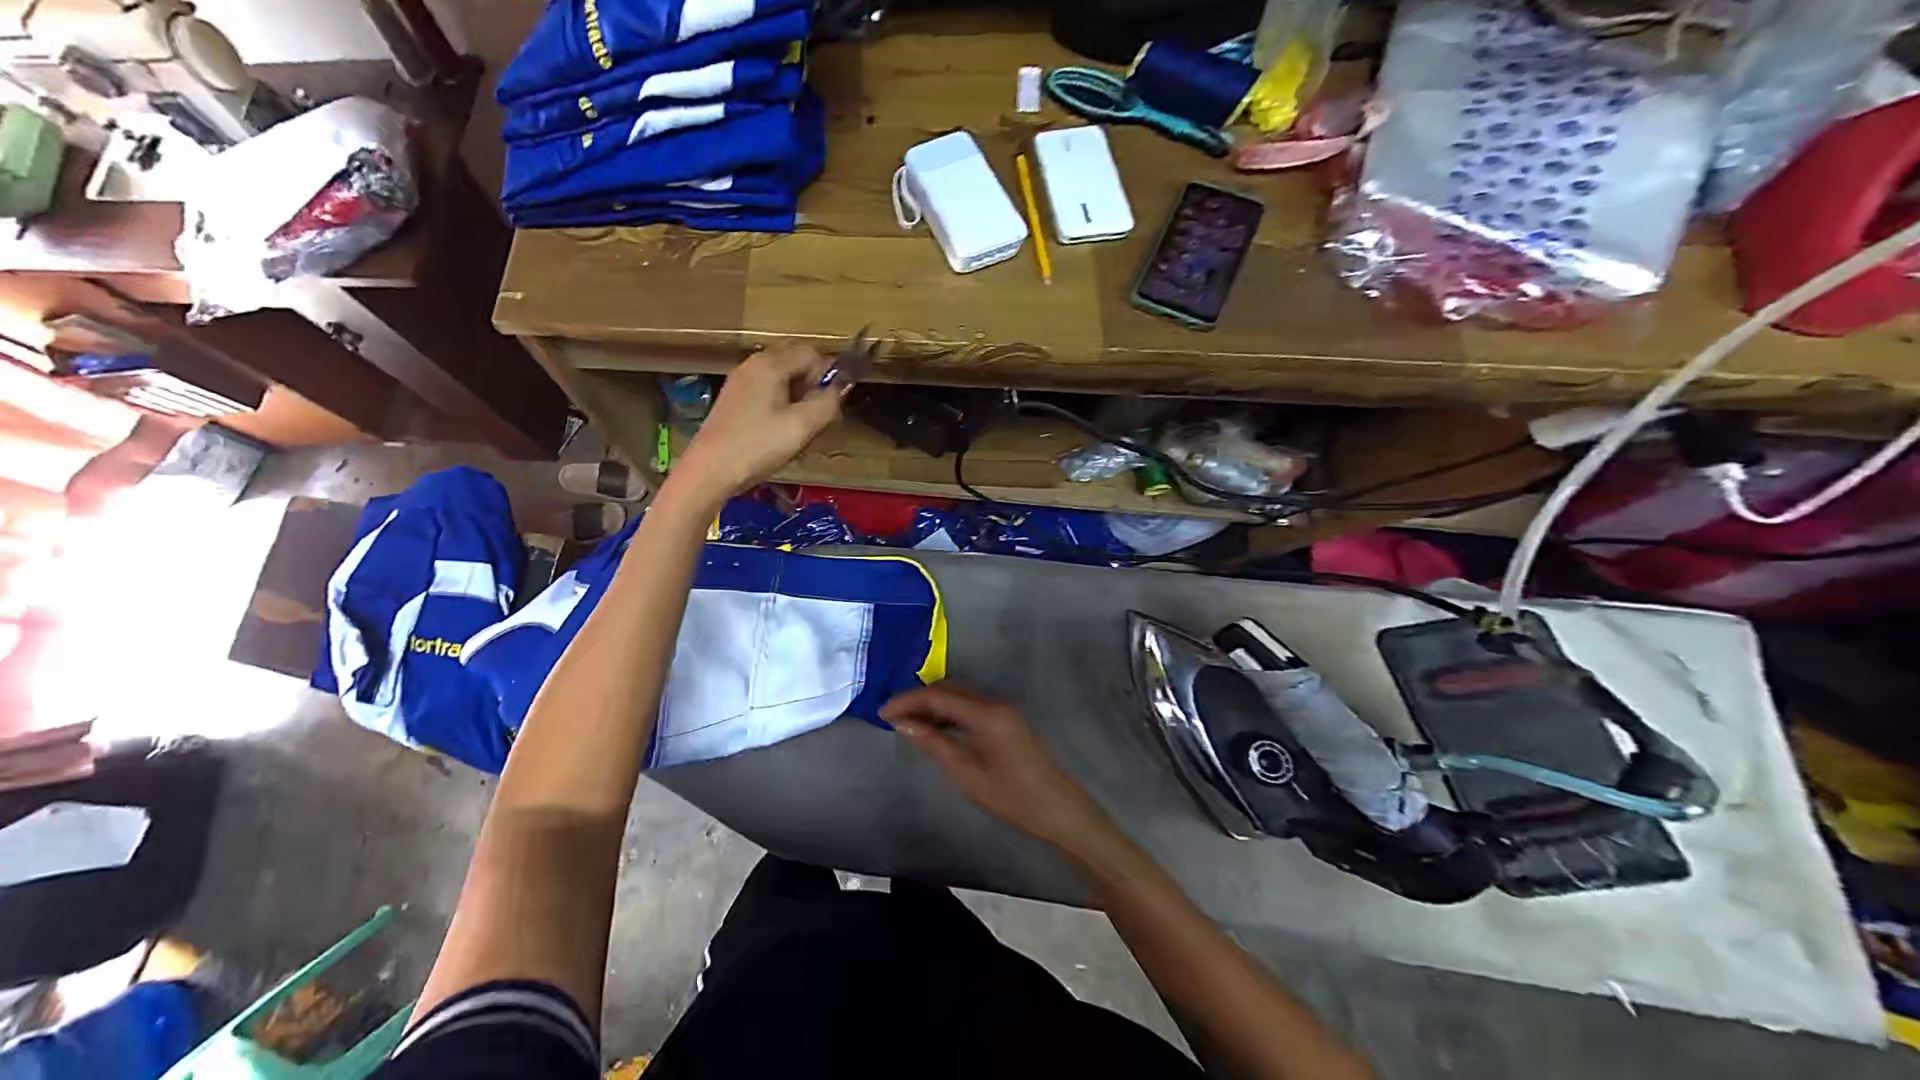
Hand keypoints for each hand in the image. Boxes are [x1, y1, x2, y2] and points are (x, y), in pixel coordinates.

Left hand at [669, 342, 843, 502]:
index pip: (811, 352)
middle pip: (795, 358)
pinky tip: (781, 427)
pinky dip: (782, 400)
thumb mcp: (802, 426)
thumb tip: (842, 386)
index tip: (830, 404)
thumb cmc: (757, 446)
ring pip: (782, 374)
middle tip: (819, 412)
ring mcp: (741, 380)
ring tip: (802, 423)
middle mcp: (753, 364)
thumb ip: (827, 402)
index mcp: (770, 364)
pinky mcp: (735, 398)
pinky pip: (768, 387)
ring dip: (799, 392)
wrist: (709, 471)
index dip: (828, 374)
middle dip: (814, 381)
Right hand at [883, 683, 1111, 850]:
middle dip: (918, 699)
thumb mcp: (967, 775)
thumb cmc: (1013, 798)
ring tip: (909, 723)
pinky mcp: (1009, 717)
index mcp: (987, 714)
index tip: (882, 713)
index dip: (907, 701)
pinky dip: (951, 710)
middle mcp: (997, 702)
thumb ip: (934, 744)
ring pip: (961, 694)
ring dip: (934, 704)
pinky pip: (973, 704)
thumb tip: (903, 724)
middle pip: (950, 689)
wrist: (1059, 810)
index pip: (938, 696)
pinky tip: (938, 727)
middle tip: (892, 718)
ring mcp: (1005, 708)